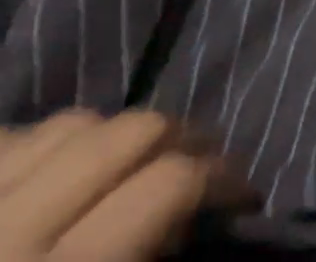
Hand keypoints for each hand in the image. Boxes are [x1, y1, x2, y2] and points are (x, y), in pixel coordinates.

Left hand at [0, 109, 252, 259]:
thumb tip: (189, 218)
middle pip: (132, 131)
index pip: (173, 180)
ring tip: (118, 169)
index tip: (237, 198)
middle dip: (179, 140)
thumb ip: (142, 260)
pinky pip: (3, 139)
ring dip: (110, 139)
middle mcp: (8, 229)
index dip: (222, 177)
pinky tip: (45, 175)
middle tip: (193, 166)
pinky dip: (37, 147)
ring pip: (69, 123)